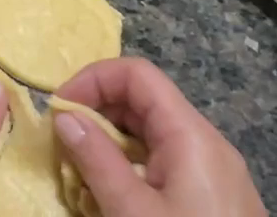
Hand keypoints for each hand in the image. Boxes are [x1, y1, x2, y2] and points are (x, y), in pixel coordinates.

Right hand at [52, 58, 265, 216]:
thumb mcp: (133, 214)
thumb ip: (96, 160)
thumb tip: (65, 116)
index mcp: (191, 135)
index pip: (136, 74)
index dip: (92, 79)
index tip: (60, 111)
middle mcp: (207, 144)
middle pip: (143, 100)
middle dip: (97, 113)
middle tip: (63, 145)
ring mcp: (216, 174)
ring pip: (152, 134)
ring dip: (111, 144)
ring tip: (81, 175)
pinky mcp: (216, 201)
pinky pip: (166, 164)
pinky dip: (133, 169)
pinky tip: (114, 200)